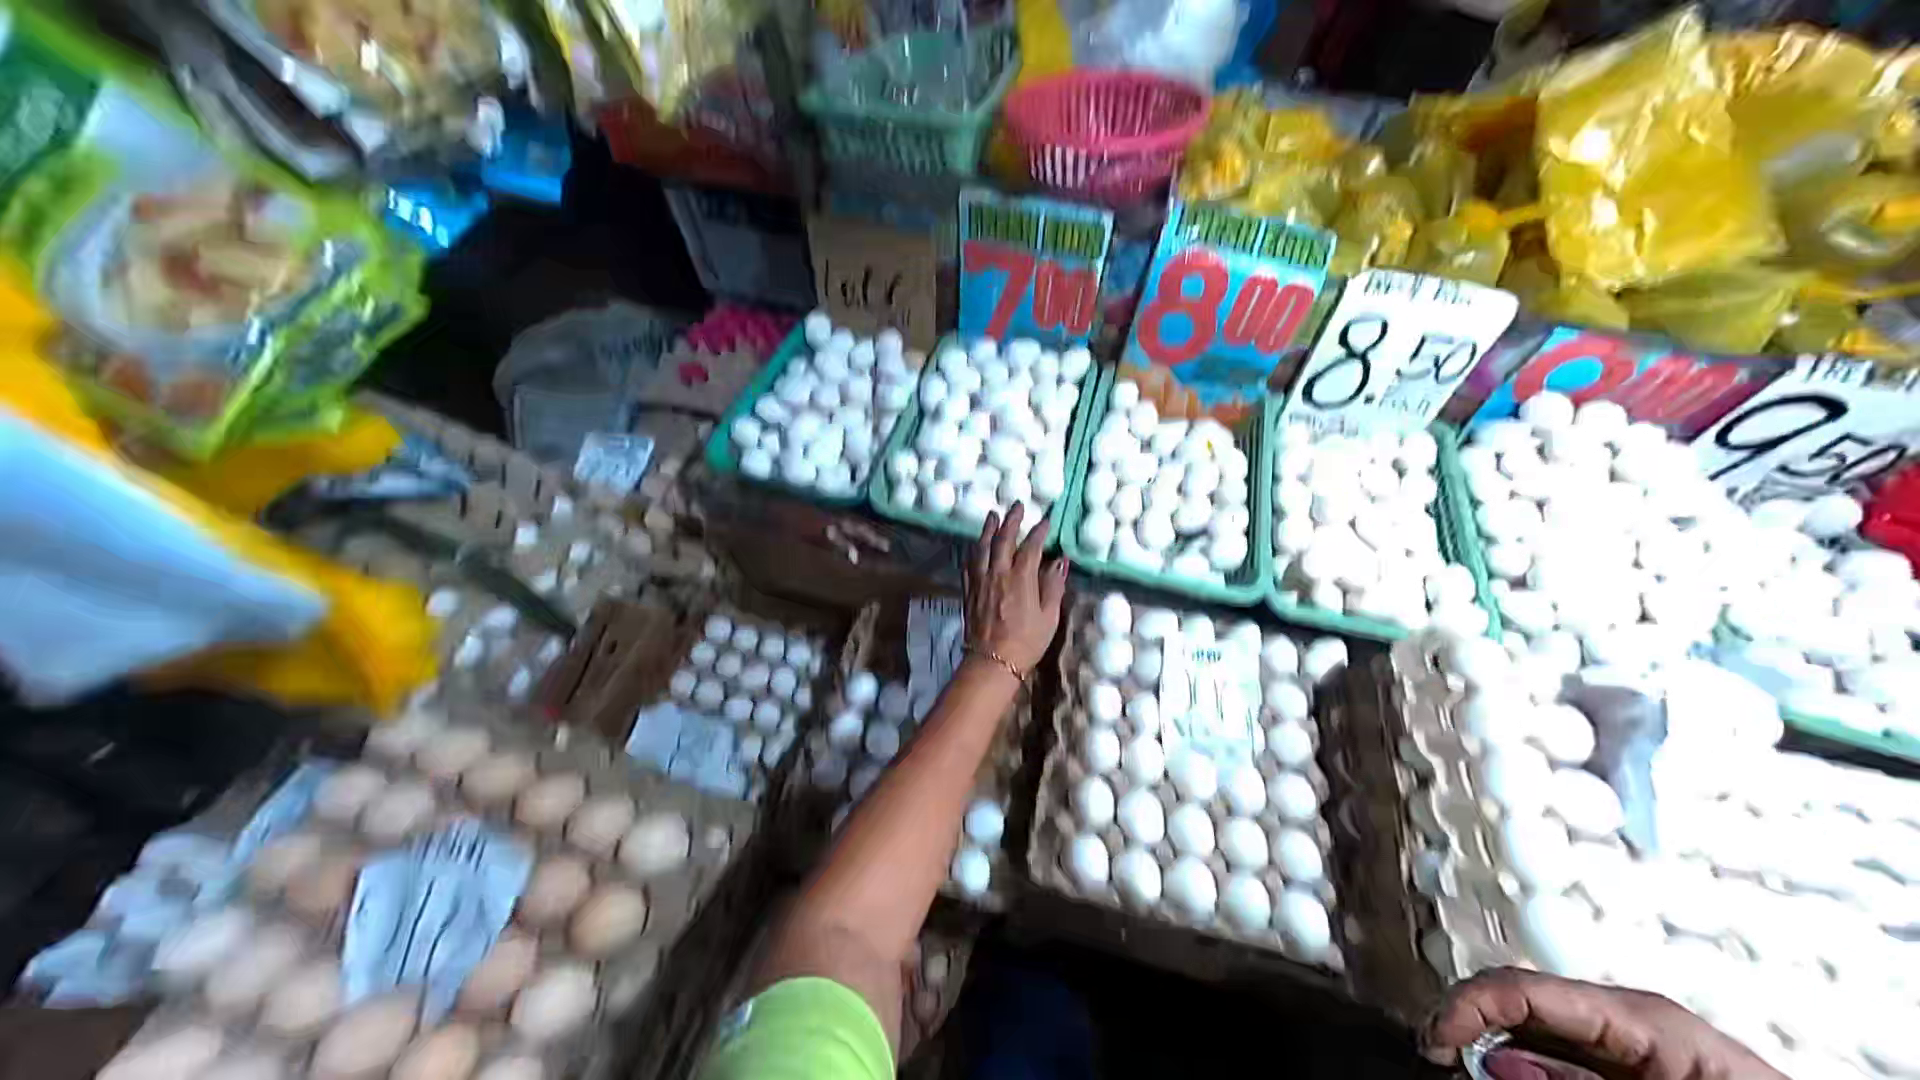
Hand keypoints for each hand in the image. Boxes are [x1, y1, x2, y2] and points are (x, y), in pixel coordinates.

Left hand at [965, 505, 1067, 675]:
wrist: (992, 661)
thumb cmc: (1027, 642)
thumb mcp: (1049, 616)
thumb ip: (1053, 585)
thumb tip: (1060, 561)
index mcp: (1021, 578)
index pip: (1031, 546)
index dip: (1039, 532)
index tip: (1046, 521)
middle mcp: (998, 573)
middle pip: (1003, 539)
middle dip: (1011, 520)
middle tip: (1017, 506)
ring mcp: (980, 581)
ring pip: (982, 547)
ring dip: (988, 529)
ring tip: (993, 516)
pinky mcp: (968, 590)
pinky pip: (969, 563)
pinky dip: (973, 551)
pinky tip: (975, 546)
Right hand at [1422, 969, 1784, 1079]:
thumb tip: (1497, 1063)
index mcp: (1640, 1016)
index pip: (1520, 985)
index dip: (1465, 1004)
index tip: (1435, 1039)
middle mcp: (1627, 1016)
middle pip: (1518, 996)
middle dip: (1470, 1019)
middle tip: (1437, 1053)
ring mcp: (1629, 1040)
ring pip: (1531, 1022)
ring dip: (1489, 1040)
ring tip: (1460, 1059)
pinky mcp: (1630, 1064)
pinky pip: (1558, 1050)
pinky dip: (1521, 1059)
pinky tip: (1504, 1071)